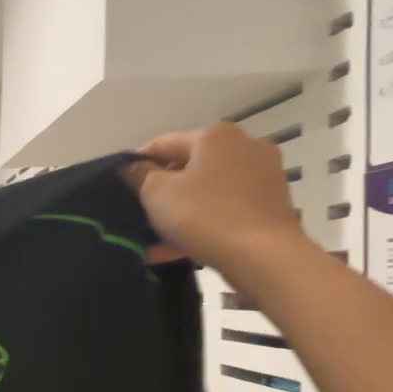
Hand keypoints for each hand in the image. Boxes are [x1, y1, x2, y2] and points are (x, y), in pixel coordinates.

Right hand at [126, 123, 306, 273]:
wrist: (263, 255)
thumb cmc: (203, 214)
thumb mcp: (156, 192)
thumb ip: (139, 174)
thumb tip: (131, 165)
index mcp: (216, 136)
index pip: (163, 143)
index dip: (137, 164)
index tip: (121, 186)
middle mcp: (245, 146)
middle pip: (189, 166)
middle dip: (162, 190)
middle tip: (138, 213)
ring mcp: (263, 174)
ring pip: (207, 189)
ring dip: (180, 209)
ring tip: (155, 237)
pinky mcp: (272, 202)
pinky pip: (225, 206)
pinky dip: (203, 221)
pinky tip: (177, 247)